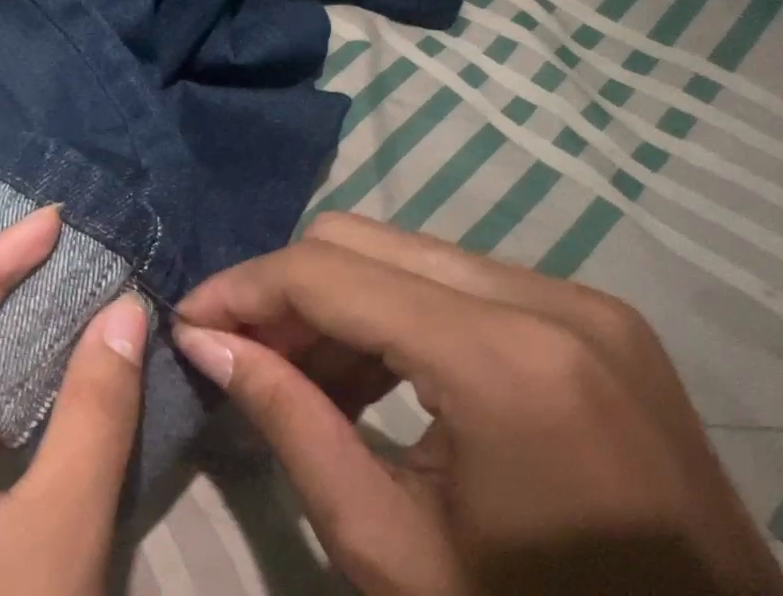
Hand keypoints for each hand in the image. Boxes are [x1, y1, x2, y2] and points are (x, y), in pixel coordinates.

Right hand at [171, 211, 782, 595]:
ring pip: (402, 253)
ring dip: (331, 300)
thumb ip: (287, 420)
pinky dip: (388, 312)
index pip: (324, 274)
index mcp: (503, 361)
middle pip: (358, 241)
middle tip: (237, 351)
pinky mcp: (596, 323)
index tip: (186, 323)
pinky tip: (365, 375)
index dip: (238, 289)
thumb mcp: (385, 541)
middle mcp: (549, 303)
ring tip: (294, 371)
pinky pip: (453, 281)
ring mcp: (583, 306)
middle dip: (280, 289)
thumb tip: (200, 339)